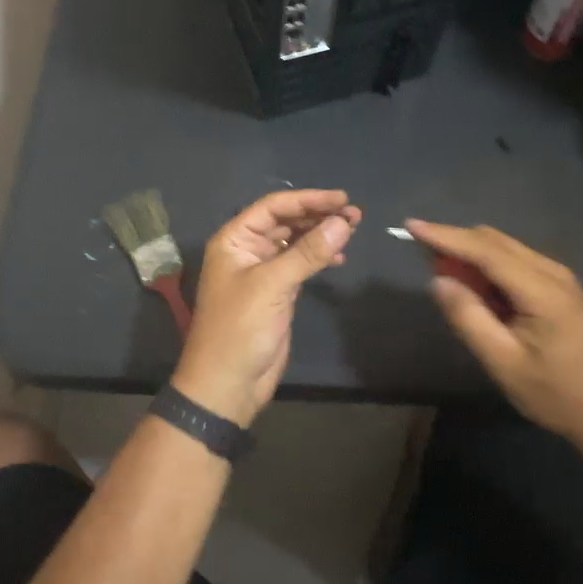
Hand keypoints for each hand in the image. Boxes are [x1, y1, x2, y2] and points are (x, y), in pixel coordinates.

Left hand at [171, 190, 360, 426]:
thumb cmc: (240, 328)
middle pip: (286, 222)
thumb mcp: (273, 285)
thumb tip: (343, 222)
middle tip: (355, 214)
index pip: (274, 207)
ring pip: (295, 242)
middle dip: (318, 215)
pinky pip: (300, 264)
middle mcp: (247, 250)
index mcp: (234, 240)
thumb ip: (308, 252)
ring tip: (353, 230)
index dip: (308, 200)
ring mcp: (262, 272)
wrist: (227, 384)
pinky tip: (340, 257)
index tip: (342, 199)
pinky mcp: (277, 293)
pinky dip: (319, 258)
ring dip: (321, 235)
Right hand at [408, 220, 582, 441]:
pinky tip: (476, 288)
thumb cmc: (556, 395)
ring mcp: (560, 279)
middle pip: (494, 241)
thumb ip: (469, 318)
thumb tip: (439, 280)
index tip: (411, 225)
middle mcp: (553, 273)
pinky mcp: (560, 288)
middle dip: (456, 241)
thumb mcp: (504, 363)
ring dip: (472, 254)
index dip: (446, 235)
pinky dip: (489, 266)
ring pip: (505, 248)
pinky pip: (516, 262)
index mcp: (542, 290)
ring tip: (444, 274)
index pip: (485, 249)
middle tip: (420, 254)